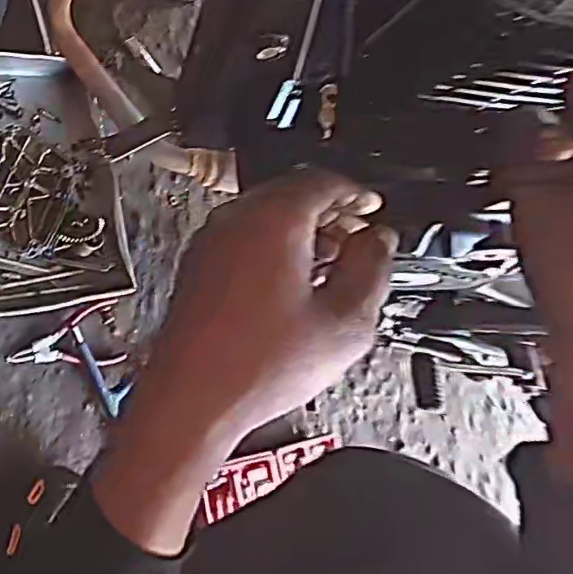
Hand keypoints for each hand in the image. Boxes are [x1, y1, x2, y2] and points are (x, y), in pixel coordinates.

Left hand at [93, 169, 396, 553]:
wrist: (193, 392)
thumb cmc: (256, 364)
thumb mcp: (345, 321)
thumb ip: (372, 269)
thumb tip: (378, 242)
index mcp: (272, 221)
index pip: (321, 181)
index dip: (356, 193)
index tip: (371, 207)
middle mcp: (234, 221)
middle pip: (289, 193)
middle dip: (329, 211)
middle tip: (357, 237)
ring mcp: (210, 241)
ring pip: (263, 215)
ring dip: (300, 230)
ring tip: (330, 264)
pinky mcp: (198, 263)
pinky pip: (241, 237)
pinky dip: (271, 246)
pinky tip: (290, 281)